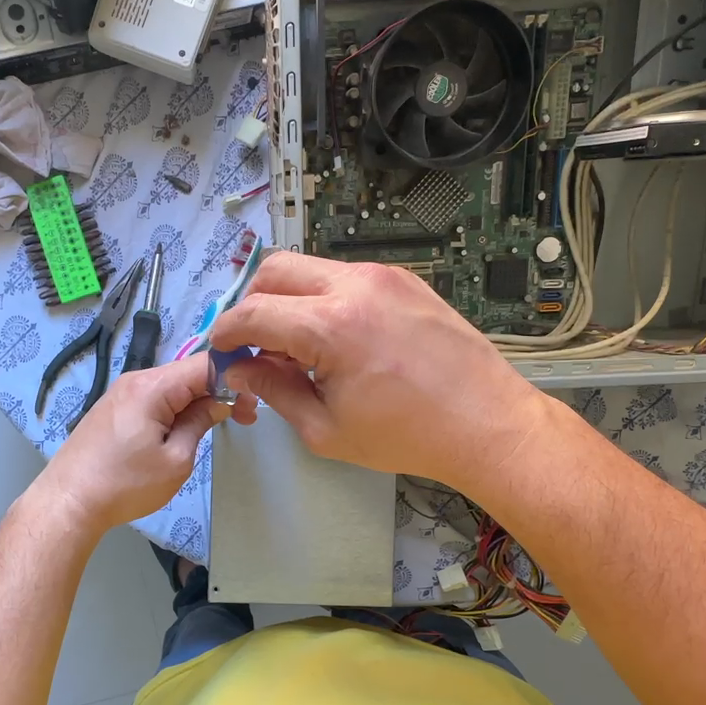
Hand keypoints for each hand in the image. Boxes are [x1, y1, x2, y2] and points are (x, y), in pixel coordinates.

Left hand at [29, 353, 233, 532]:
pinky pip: (154, 398)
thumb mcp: (176, 460)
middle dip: (219, 391)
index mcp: (152, 387)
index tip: (254, 404)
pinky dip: (175, 408)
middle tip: (244, 419)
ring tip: (217, 426)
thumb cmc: (124, 484)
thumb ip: (201, 423)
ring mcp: (121, 393)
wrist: (68, 502)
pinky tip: (185, 428)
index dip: (236, 378)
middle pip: (188, 373)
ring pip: (172, 387)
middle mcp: (135, 380)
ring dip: (197, 401)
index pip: (205, 364)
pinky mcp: (114, 409)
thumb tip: (220, 402)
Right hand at [209, 253, 560, 493]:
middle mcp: (357, 286)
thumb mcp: (326, 428)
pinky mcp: (404, 281)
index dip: (226, 333)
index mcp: (333, 325)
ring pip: (310, 269)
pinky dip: (322, 300)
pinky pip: (344, 277)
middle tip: (251, 345)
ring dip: (287, 300)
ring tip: (294, 348)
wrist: (485, 423)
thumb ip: (274, 391)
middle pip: (275, 269)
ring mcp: (384, 277)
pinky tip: (331, 341)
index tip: (220, 351)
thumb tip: (241, 371)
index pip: (254, 312)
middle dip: (251, 304)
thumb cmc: (410, 435)